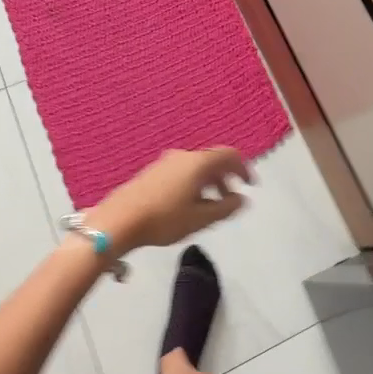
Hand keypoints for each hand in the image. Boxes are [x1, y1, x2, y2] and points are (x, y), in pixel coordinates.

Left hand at [85, 149, 254, 253]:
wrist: (121, 219)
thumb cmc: (165, 219)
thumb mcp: (200, 218)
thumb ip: (225, 207)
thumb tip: (242, 199)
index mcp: (197, 163)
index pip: (228, 155)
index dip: (243, 167)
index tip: (251, 184)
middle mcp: (183, 156)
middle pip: (212, 159)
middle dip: (226, 176)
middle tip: (233, 197)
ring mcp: (166, 162)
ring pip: (197, 166)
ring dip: (210, 181)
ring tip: (213, 205)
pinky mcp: (154, 171)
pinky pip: (183, 171)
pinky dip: (195, 183)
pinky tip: (191, 204)